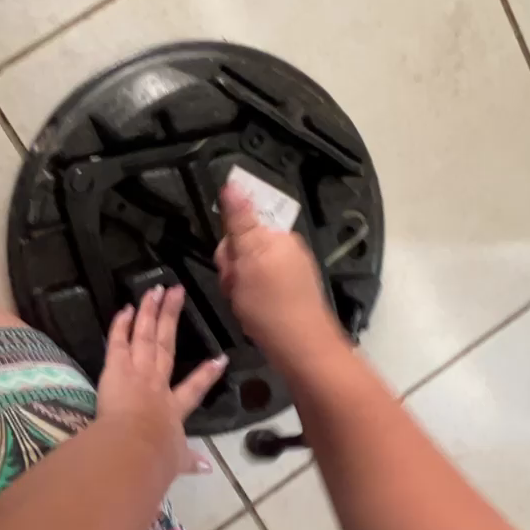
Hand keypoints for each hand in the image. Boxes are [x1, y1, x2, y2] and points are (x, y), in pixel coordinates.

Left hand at [97, 285, 228, 475]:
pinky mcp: (116, 369)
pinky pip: (118, 342)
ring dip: (150, 311)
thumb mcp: (175, 462)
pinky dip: (121, 325)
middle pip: (167, 345)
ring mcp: (138, 372)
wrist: (135, 448)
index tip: (220, 359)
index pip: (193, 388)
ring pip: (145, 336)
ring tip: (156, 289)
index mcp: (174, 408)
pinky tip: (125, 308)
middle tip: (178, 292)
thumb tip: (207, 468)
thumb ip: (188, 461)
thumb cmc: (156, 457)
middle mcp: (158, 384)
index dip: (208, 374)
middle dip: (172, 318)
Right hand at [214, 181, 346, 369]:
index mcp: (278, 236)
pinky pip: (260, 290)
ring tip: (246, 306)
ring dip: (239, 290)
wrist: (301, 347)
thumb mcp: (248, 258)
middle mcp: (287, 249)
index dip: (228, 251)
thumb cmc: (270, 304)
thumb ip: (239, 221)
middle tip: (238, 291)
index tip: (232, 269)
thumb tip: (232, 182)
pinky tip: (255, 315)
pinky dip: (252, 302)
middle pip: (242, 251)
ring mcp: (291, 273)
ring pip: (248, 274)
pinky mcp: (292, 295)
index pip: (238, 229)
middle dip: (233, 272)